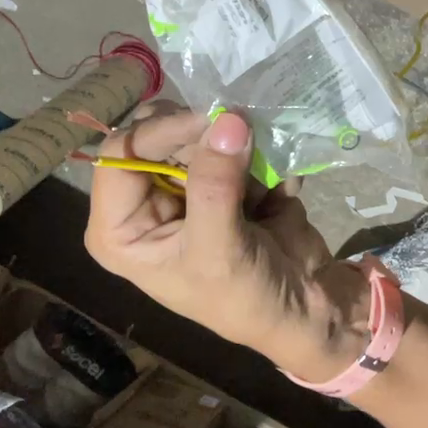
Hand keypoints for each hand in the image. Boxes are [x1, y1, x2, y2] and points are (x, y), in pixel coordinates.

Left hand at [84, 107, 366, 376]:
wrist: (303, 307)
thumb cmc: (242, 295)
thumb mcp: (219, 249)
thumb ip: (216, 184)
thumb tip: (228, 120)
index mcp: (123, 223)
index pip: (123, 154)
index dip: (164, 131)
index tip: (214, 120)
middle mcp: (151, 199)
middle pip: (160, 135)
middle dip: (200, 127)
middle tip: (239, 125)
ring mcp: (194, 185)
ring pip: (202, 132)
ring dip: (236, 136)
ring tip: (265, 150)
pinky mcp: (234, 179)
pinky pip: (241, 144)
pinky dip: (263, 149)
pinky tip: (280, 181)